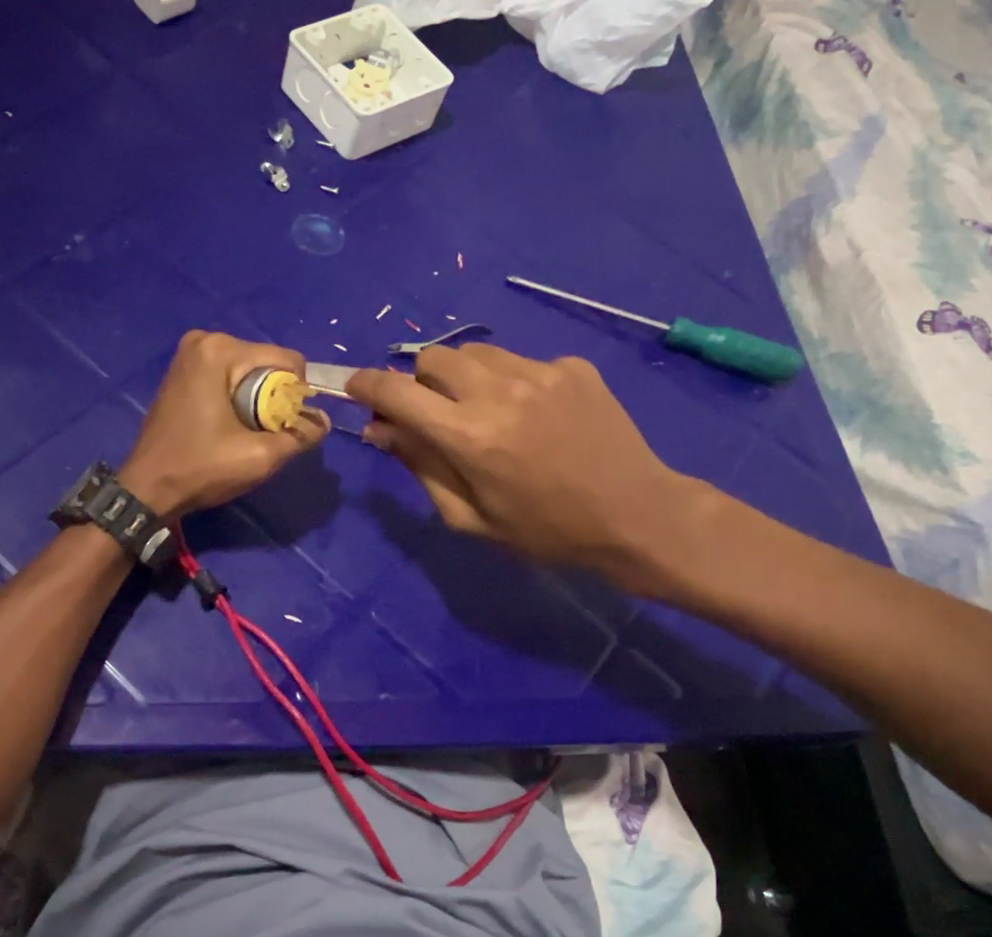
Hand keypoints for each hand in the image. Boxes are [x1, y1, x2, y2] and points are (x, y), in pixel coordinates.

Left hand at [120, 331, 327, 517]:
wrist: (147, 488)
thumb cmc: (201, 469)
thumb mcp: (260, 456)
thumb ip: (300, 436)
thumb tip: (323, 422)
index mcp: (221, 350)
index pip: (288, 360)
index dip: (298, 395)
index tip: (284, 427)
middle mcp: (204, 341)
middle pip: (267, 365)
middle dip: (274, 398)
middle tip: (262, 434)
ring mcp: (189, 355)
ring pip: (249, 373)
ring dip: (256, 401)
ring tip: (243, 433)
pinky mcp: (182, 372)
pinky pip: (227, 378)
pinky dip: (236, 399)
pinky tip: (226, 427)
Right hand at [345, 344, 711, 592]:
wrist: (635, 515)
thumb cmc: (544, 531)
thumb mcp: (469, 517)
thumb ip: (419, 467)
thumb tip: (380, 429)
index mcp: (468, 435)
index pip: (396, 391)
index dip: (366, 385)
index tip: (356, 388)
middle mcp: (498, 391)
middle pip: (433, 357)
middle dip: (421, 382)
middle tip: (434, 415)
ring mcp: (540, 372)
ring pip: (476, 352)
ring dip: (464, 377)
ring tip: (485, 412)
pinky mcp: (572, 367)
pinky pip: (521, 361)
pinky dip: (512, 382)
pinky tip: (536, 417)